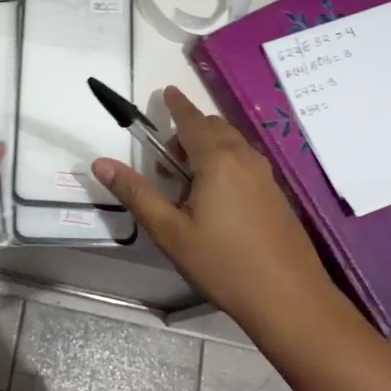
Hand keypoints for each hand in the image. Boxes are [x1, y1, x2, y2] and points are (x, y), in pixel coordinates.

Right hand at [94, 87, 346, 338]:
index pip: (192, 120)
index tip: (167, 91)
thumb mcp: (170, 232)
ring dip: (208, 147)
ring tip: (187, 180)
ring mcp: (266, 177)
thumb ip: (136, 193)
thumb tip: (101, 163)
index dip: (177, 105)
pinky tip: (217, 200)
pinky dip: (226, 163)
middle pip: (215, 128)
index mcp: (217, 160)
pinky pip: (246, 163)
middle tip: (165, 158)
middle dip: (189, 130)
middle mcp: (245, 159)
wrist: (289, 299)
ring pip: (233, 145)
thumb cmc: (223, 264)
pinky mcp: (277, 196)